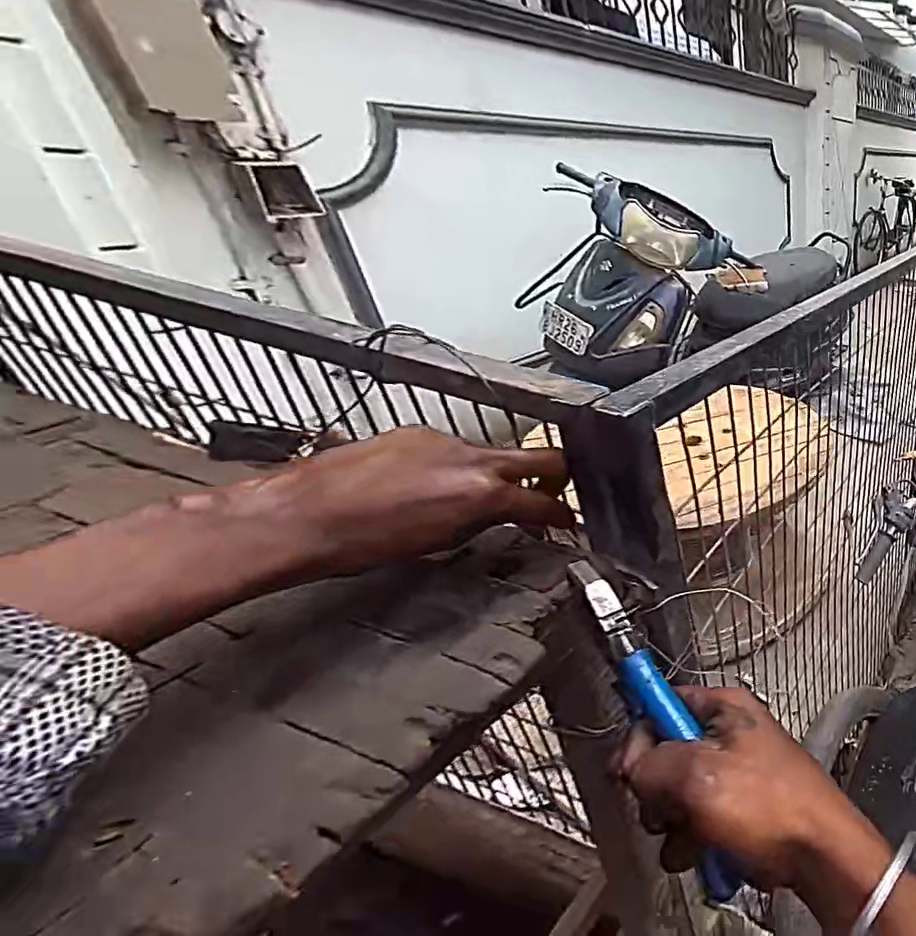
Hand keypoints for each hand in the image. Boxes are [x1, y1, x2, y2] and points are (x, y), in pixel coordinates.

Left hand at [226, 427, 572, 580]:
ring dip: (498, 472)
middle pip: (544, 456)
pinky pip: (454, 447)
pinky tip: (431, 484)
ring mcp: (444, 440)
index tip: (563, 519)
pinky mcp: (416, 433)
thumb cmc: (353, 542)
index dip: (560, 514)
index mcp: (483, 491)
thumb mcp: (438, 542)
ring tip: (473, 497)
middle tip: (549, 494)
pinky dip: (457, 465)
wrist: (292, 518)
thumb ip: (483, 520)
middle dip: (555, 477)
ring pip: (495, 452)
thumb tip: (503, 516)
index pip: (544, 500)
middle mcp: (472, 458)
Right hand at [612, 686, 875, 889]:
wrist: (813, 849)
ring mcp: (729, 772)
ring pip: (670, 798)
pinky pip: (688, 824)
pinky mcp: (730, 808)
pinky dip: (690, 842)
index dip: (638, 737)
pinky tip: (707, 850)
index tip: (625, 769)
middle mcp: (726, 733)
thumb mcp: (700, 774)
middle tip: (673, 806)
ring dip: (673, 824)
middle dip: (657, 791)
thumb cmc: (769, 803)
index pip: (662, 704)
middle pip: (661, 756)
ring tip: (697, 832)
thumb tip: (632, 762)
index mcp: (724, 707)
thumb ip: (654, 762)